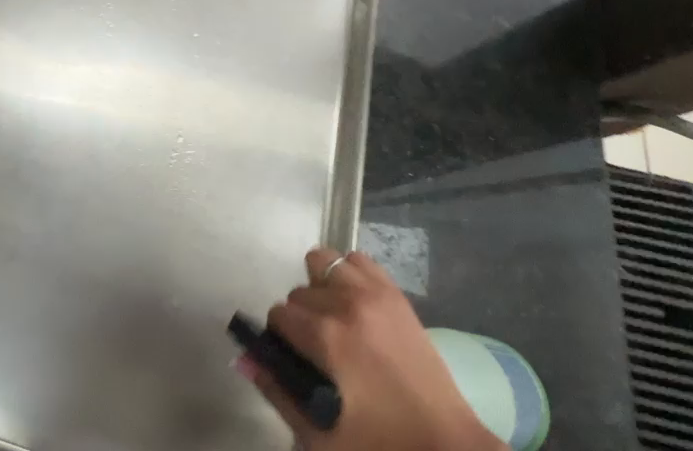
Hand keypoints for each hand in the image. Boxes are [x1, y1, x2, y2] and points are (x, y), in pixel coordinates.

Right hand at [238, 248, 504, 450]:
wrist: (446, 447)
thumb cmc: (380, 444)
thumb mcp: (321, 435)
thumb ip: (278, 392)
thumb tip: (246, 358)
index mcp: (327, 337)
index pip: (278, 314)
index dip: (279, 338)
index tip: (293, 359)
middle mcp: (347, 304)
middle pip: (299, 292)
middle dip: (299, 318)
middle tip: (316, 350)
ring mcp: (375, 294)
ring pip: (324, 262)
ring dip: (320, 287)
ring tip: (332, 318)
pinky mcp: (396, 295)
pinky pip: (358, 260)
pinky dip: (347, 273)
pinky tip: (352, 302)